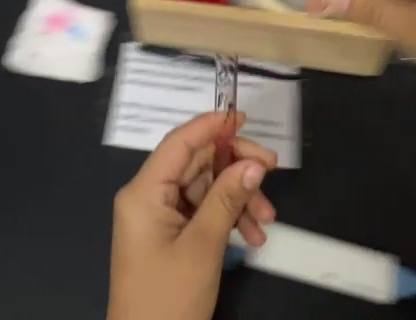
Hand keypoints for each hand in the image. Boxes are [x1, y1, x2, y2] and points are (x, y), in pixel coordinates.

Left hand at [108, 111, 278, 319]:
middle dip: (235, 167)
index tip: (244, 116)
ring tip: (268, 220)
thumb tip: (254, 163)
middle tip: (272, 170)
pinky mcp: (169, 235)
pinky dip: (228, 218)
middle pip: (196, 163)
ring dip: (238, 198)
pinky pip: (202, 211)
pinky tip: (253, 236)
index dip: (211, 125)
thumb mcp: (203, 247)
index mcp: (144, 191)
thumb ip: (227, 199)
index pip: (179, 142)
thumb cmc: (168, 299)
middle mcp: (147, 196)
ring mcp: (158, 216)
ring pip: (204, 188)